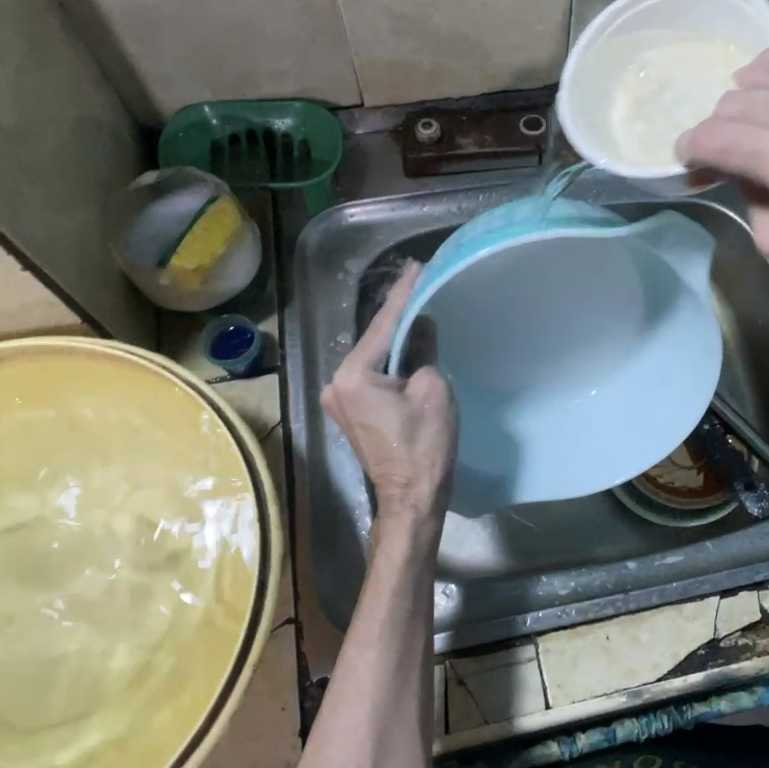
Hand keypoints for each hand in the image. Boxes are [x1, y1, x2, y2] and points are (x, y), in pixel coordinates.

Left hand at [322, 262, 458, 541]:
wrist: (411, 498)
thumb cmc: (424, 446)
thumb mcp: (433, 390)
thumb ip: (423, 350)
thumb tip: (422, 326)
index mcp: (352, 375)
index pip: (383, 325)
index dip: (403, 295)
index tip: (416, 268)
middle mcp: (335, 383)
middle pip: (374, 341)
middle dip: (398, 318)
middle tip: (422, 287)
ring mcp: (338, 400)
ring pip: (373, 359)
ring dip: (395, 342)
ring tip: (420, 313)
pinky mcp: (350, 413)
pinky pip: (372, 377)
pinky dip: (391, 364)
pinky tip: (410, 348)